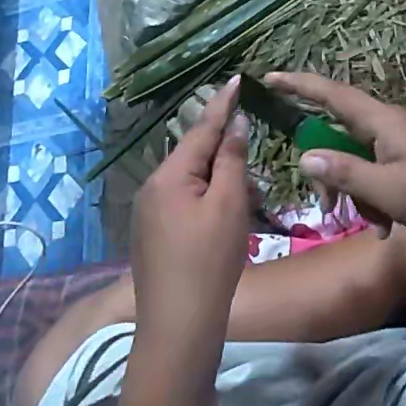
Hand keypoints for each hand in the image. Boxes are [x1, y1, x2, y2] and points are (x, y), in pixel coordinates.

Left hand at [130, 75, 253, 328]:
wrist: (179, 327)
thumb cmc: (210, 261)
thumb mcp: (229, 205)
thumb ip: (232, 160)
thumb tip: (234, 124)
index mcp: (168, 176)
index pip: (201, 129)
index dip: (223, 104)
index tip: (237, 78)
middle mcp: (152, 188)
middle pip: (196, 158)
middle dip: (228, 162)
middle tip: (256, 183)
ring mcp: (148, 214)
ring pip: (192, 184)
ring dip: (222, 189)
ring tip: (248, 212)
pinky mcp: (152, 235)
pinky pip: (184, 206)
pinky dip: (209, 207)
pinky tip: (226, 228)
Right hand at [264, 72, 405, 241]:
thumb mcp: (387, 190)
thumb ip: (344, 172)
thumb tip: (305, 157)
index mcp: (381, 122)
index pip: (332, 94)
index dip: (299, 85)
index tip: (270, 78)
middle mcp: (384, 126)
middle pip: (337, 139)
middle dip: (331, 174)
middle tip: (331, 207)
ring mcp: (394, 143)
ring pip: (353, 162)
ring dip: (356, 195)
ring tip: (377, 225)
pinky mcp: (401, 160)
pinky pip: (371, 175)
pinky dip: (372, 200)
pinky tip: (387, 227)